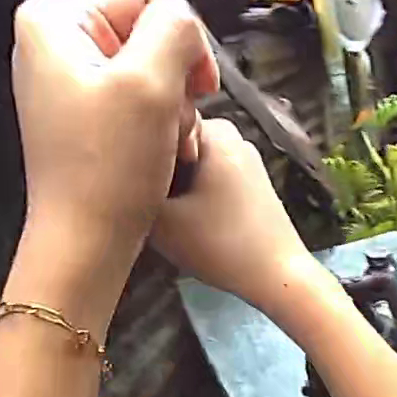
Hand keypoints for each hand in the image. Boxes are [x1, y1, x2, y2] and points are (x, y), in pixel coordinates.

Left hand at [7, 0, 218, 326]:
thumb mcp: (152, 83)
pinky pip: (137, 100)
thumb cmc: (112, 166)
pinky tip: (163, 150)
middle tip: (181, 118)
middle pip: (147, 30)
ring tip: (172, 142)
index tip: (202, 85)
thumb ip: (176, 28)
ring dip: (174, 105)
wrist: (87, 242)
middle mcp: (55, 45)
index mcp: (55, 21)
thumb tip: (185, 21)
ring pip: (149, 69)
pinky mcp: (86, 117)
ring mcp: (70, 84)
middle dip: (178, 76)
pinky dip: (160, 123)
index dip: (184, 34)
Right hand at [151, 119, 327, 314]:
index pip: (159, 122)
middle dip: (160, 167)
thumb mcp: (162, 221)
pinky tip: (194, 219)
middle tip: (149, 202)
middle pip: (177, 141)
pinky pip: (213, 175)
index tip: (134, 181)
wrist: (279, 275)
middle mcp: (234, 135)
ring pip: (194, 161)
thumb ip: (133, 191)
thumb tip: (117, 175)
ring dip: (178, 183)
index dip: (140, 151)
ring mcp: (247, 158)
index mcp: (215, 131)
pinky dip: (199, 192)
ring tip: (169, 214)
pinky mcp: (254, 182)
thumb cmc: (220, 244)